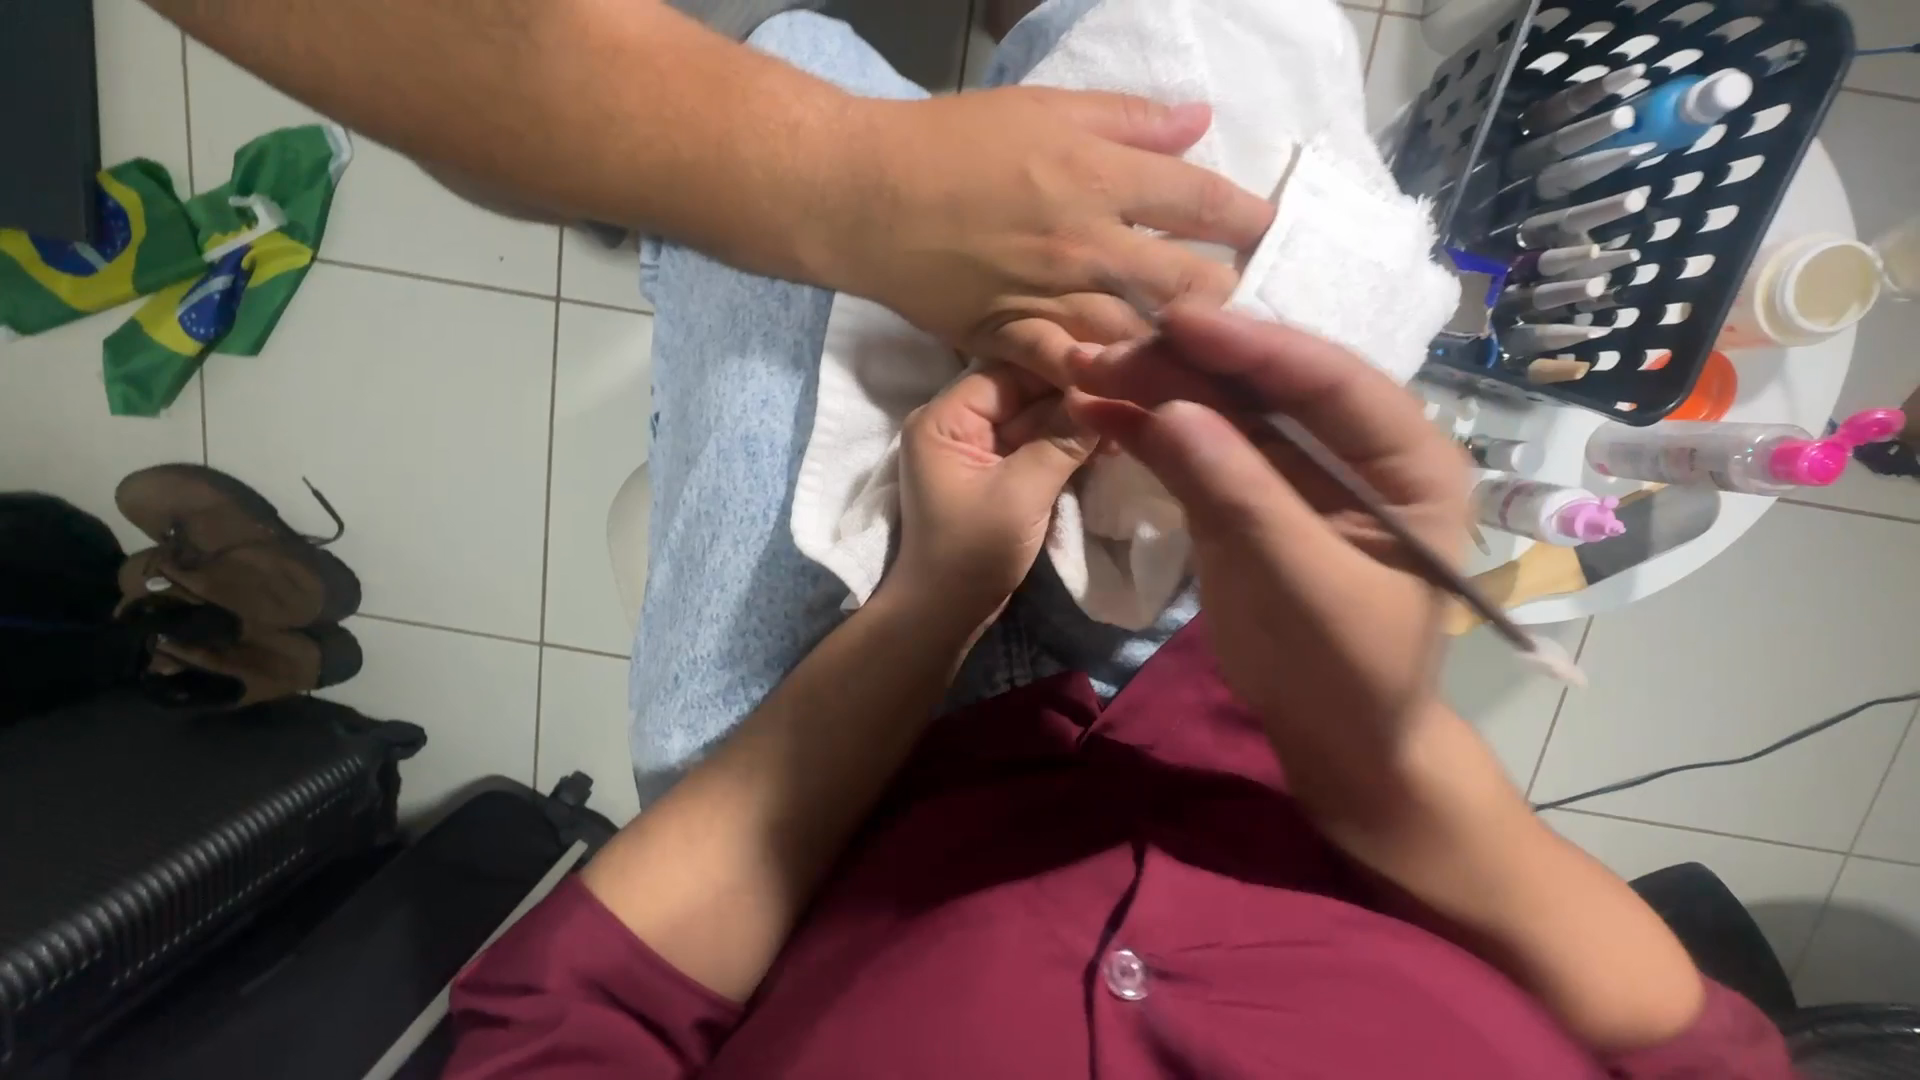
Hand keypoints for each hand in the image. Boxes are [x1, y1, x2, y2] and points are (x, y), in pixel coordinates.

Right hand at [832, 89, 1274, 384]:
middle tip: (1252, 314)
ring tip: (1216, 369)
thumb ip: (1128, 118)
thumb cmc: (951, 142)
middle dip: (1230, 301)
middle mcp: (1088, 245)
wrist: (868, 197)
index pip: (1204, 202)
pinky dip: (1107, 388)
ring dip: (1181, 355)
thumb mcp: (1044, 107)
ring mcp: (1051, 300)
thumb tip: (1201, 125)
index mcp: (1101, 176)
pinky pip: (1070, 372)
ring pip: (1139, 339)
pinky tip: (1140, 401)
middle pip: (1187, 287)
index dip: (1251, 221)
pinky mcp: (1012, 339)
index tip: (1271, 237)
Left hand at [892, 366, 1099, 636]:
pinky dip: (1065, 447)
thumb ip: (1061, 441)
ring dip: (1074, 423)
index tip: (1110, 364)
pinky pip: (1034, 448)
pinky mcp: (996, 476)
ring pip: (1033, 421)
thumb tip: (1103, 397)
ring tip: (1126, 419)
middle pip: (1022, 394)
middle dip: (1071, 396)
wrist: (946, 612)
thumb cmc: (972, 552)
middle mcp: (957, 426)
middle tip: (1128, 391)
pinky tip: (1107, 444)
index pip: (1006, 372)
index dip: (1057, 367)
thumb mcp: (1021, 494)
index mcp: (944, 419)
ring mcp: (977, 452)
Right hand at [1067, 305, 1468, 792]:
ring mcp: (1287, 469)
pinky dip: (1143, 431)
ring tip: (1085, 369)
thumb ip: (1243, 495)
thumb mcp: (1304, 584)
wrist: (1329, 730)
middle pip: (1263, 386)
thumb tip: (1170, 412)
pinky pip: (1189, 451)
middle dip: (1185, 365)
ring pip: (1217, 411)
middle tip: (1107, 348)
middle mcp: (1347, 448)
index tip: (1181, 320)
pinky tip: (1096, 410)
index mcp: (1404, 458)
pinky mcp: (1238, 493)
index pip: (1331, 381)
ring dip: (1152, 388)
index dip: (1255, 346)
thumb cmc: (1346, 667)